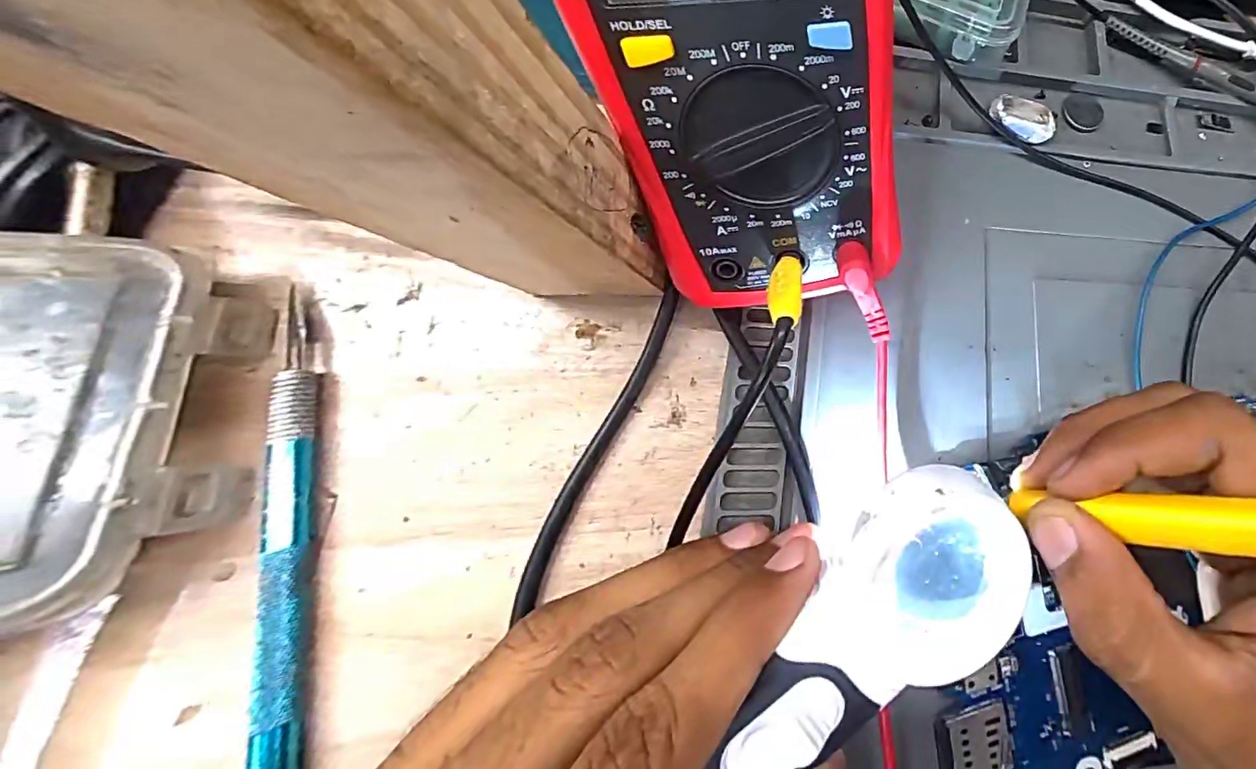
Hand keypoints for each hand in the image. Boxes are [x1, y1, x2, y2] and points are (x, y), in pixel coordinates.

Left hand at [381, 523, 819, 768]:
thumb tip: (810, 722)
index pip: (654, 725)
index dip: (742, 630)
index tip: (797, 570)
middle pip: (603, 661)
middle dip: (713, 584)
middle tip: (782, 545)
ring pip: (551, 636)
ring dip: (662, 577)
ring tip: (732, 545)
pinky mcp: (407, 756)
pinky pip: (516, 651)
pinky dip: (603, 601)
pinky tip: (654, 583)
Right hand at [1018, 384, 1255, 768]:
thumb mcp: (1209, 710)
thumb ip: (1124, 622)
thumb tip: (1051, 523)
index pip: (1223, 437)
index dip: (1130, 447)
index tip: (1059, 485)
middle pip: (1199, 422)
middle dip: (1106, 442)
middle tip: (1040, 481)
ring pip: (1183, 436)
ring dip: (1107, 454)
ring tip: (1051, 488)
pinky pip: (1185, 474)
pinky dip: (1126, 482)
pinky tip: (1088, 501)